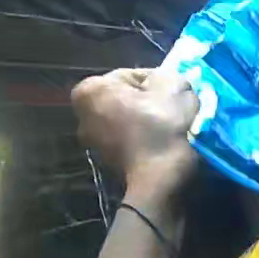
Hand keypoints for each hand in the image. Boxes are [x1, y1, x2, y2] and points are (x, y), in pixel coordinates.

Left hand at [71, 67, 199, 195]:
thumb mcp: (175, 87)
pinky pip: (131, 142)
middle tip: (175, 112)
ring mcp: (92, 142)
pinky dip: (145, 141)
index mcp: (91, 89)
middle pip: (128, 99)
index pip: (134, 75)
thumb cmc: (161, 128)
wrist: (157, 182)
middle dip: (150, 103)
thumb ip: (170, 76)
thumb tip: (167, 83)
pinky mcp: (107, 163)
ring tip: (172, 130)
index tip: (176, 97)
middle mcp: (83, 114)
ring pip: (129, 121)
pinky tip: (162, 146)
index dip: (160, 84)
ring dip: (148, 122)